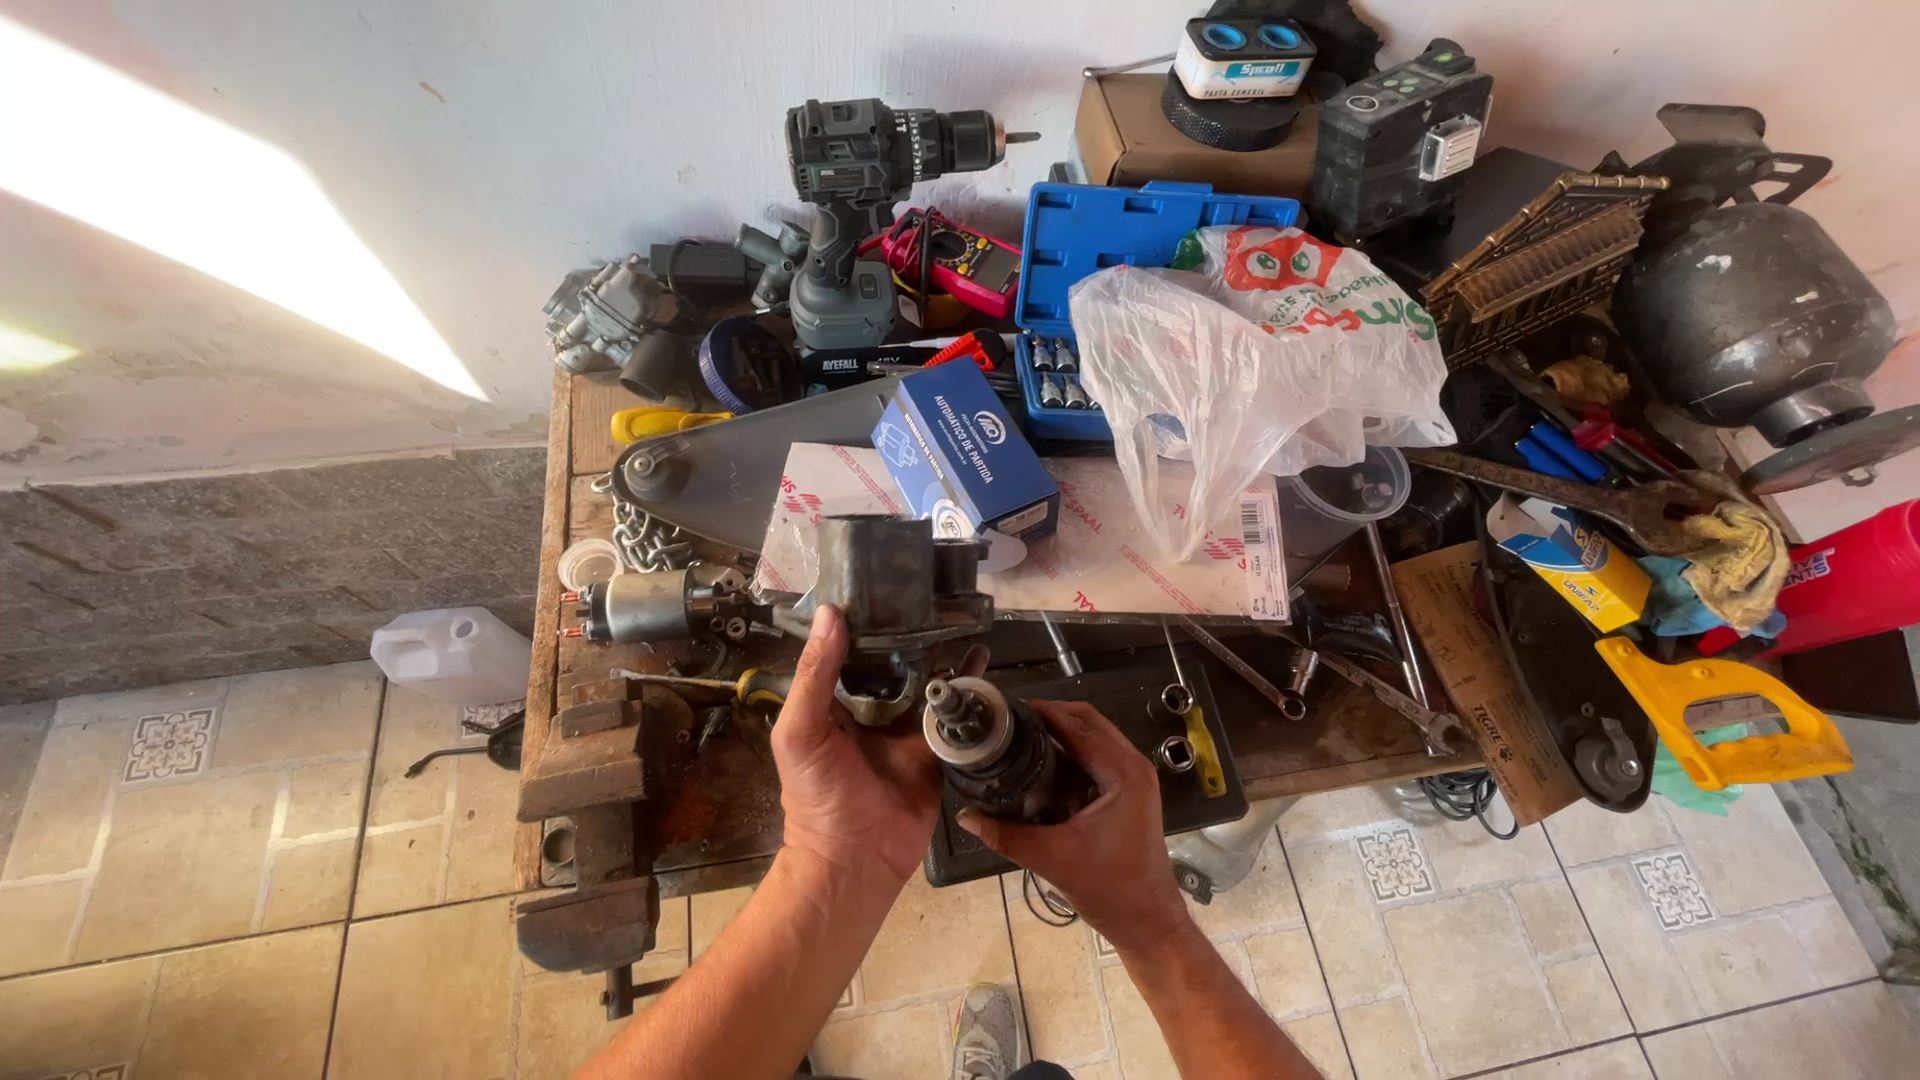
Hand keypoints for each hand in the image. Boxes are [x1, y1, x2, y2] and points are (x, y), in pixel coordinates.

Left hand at [771, 605, 944, 883]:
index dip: (866, 622)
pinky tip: (983, 666)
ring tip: (964, 622)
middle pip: (895, 664)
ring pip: (928, 685)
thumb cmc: (817, 795)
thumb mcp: (801, 731)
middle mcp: (872, 711)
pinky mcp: (935, 751)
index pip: (852, 652)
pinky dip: (968, 692)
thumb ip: (815, 675)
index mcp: (835, 703)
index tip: (886, 585)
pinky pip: (952, 717)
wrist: (855, 859)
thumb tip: (832, 614)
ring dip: (945, 658)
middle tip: (934, 598)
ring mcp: (906, 731)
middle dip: (912, 636)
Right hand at [957, 700, 1189, 953]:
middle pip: (1088, 721)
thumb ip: (1007, 835)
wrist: (1148, 921)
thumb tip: (967, 817)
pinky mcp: (1129, 790)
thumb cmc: (1109, 889)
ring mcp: (1134, 777)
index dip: (1043, 712)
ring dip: (1061, 731)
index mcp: (1122, 774)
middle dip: (1051, 714)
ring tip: (1021, 734)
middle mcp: (1133, 766)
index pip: (1078, 726)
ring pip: (1094, 736)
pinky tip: (1041, 761)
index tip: (1008, 709)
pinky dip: (1071, 751)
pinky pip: (1098, 756)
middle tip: (1011, 720)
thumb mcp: (1053, 859)